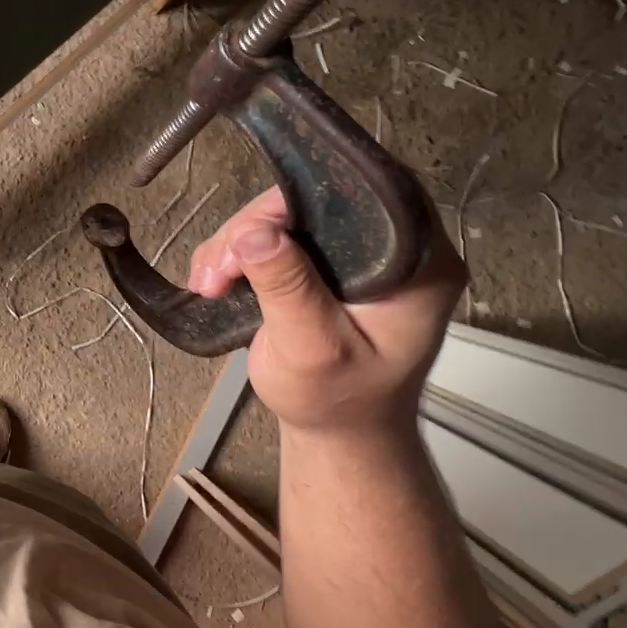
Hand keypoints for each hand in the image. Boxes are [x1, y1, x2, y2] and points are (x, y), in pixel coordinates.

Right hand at [186, 187, 464, 438]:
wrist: (334, 430)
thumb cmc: (334, 399)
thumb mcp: (311, 348)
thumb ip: (289, 289)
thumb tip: (253, 234)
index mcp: (419, 263)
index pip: (364, 197)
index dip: (302, 199)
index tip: (249, 231)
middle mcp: (395, 248)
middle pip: (316, 203)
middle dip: (253, 229)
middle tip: (216, 271)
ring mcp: (357, 255)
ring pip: (287, 218)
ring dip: (235, 244)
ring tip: (207, 283)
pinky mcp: (324, 264)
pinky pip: (276, 237)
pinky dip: (237, 253)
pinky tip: (215, 280)